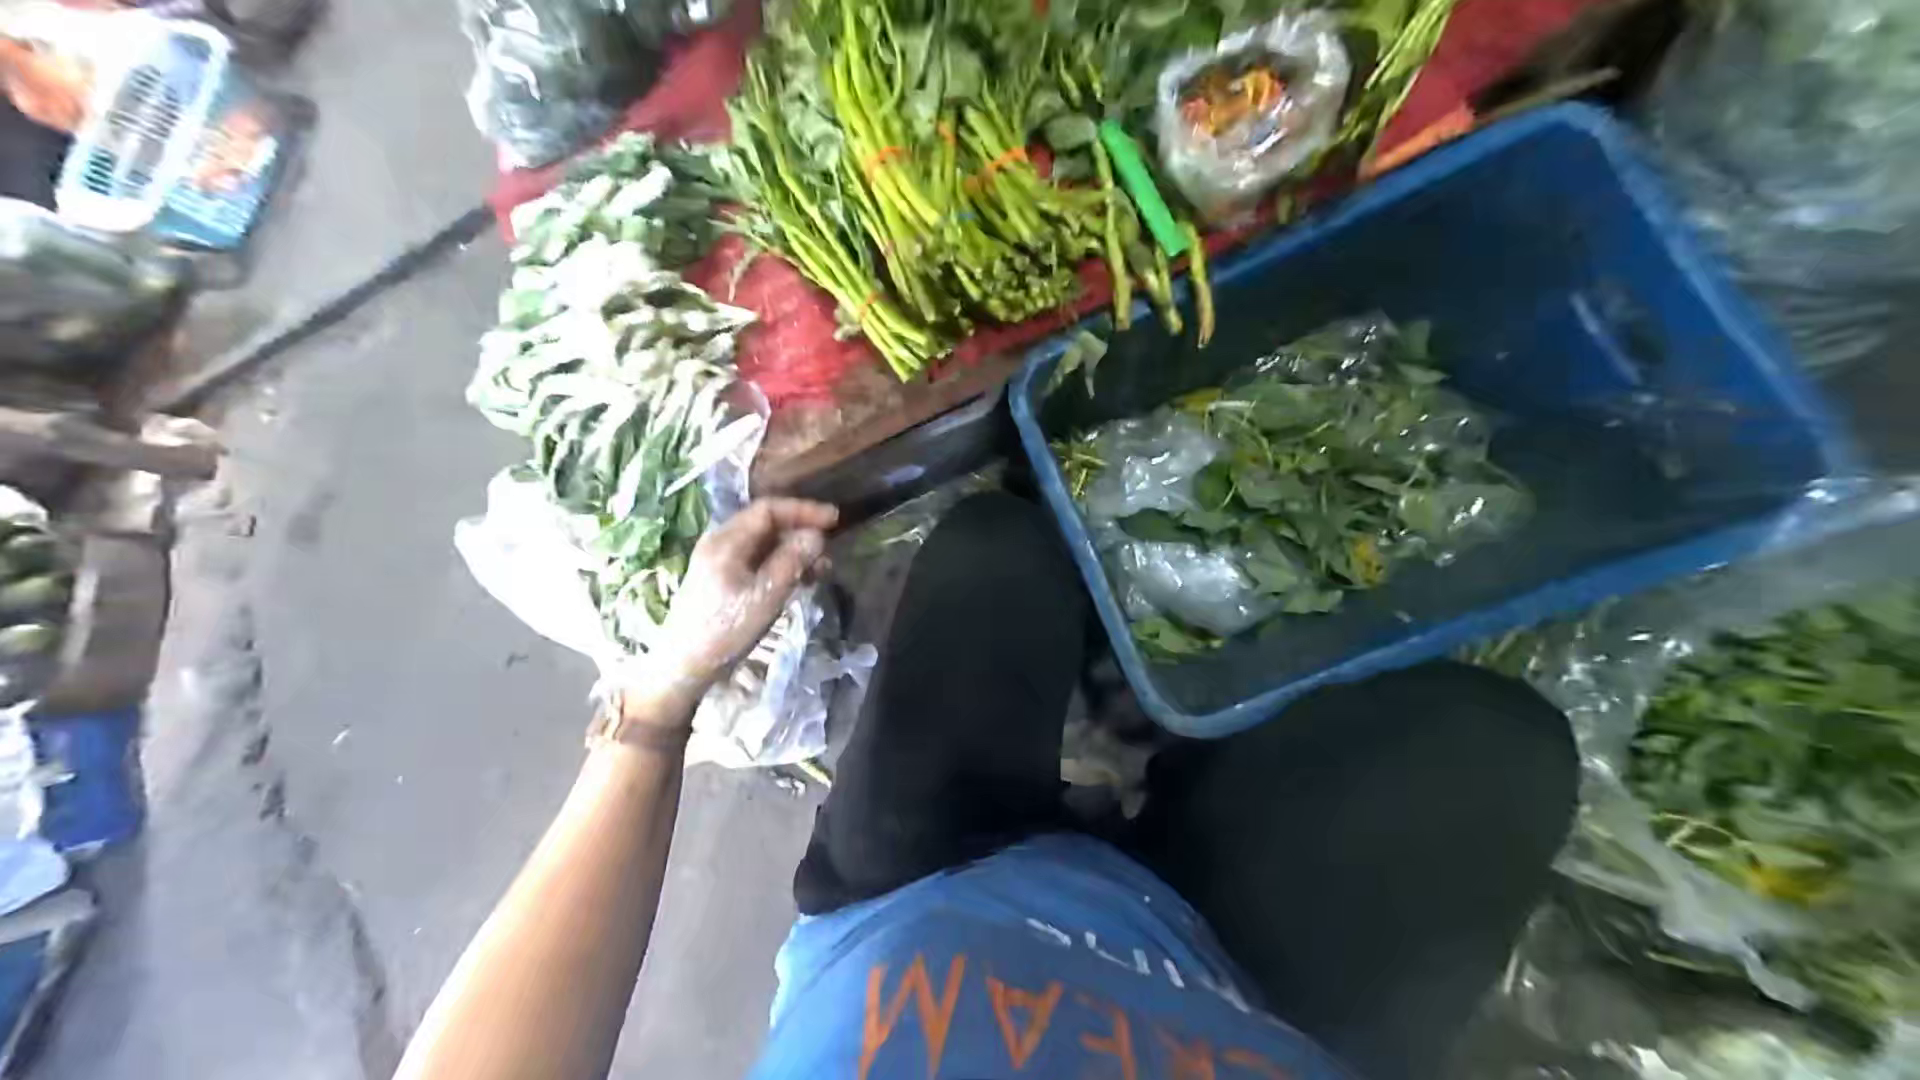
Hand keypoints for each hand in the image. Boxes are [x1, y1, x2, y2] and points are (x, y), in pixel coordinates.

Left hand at [643, 497, 837, 705]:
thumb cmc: (725, 630)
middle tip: (828, 553)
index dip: (804, 510)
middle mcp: (721, 543)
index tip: (835, 520)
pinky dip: (782, 566)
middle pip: (768, 525)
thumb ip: (792, 561)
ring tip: (820, 573)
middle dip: (802, 534)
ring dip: (795, 553)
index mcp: (726, 541)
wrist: (684, 667)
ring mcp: (720, 561)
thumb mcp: (765, 596)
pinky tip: (798, 582)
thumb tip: (816, 536)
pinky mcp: (722, 579)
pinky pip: (758, 561)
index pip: (769, 509)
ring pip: (766, 544)